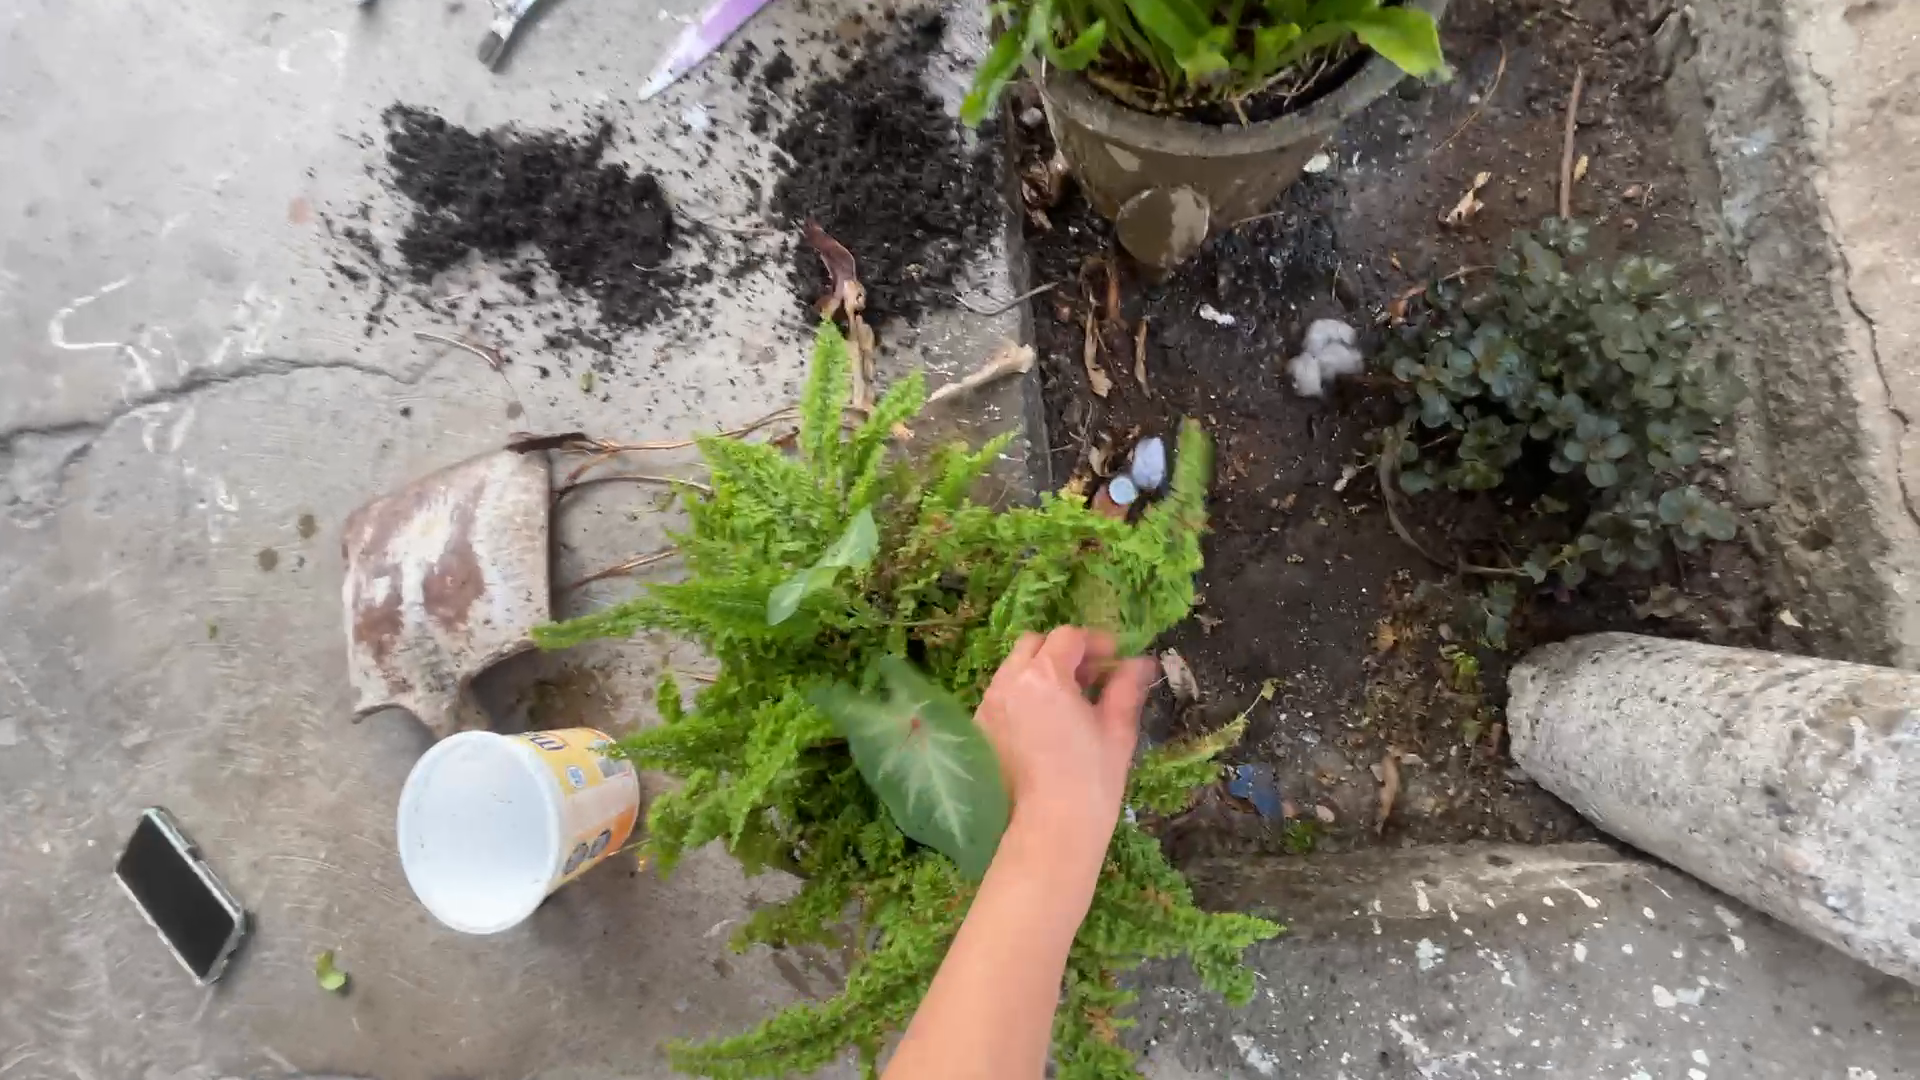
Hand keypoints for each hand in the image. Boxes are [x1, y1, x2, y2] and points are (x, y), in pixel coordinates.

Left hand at [974, 627, 1153, 853]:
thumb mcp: (1116, 731)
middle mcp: (1008, 682)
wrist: (1047, 834)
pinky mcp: (978, 728)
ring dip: (1040, 671)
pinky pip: (1001, 695)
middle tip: (1090, 676)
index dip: (1095, 643)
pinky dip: (1022, 695)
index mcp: (1044, 676)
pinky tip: (1043, 723)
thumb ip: (1125, 688)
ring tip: (1068, 701)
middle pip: (1033, 645)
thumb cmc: (1090, 782)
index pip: (1067, 637)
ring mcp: (988, 704)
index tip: (1114, 660)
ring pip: (1013, 669)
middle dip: (1063, 652)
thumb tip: (1139, 663)